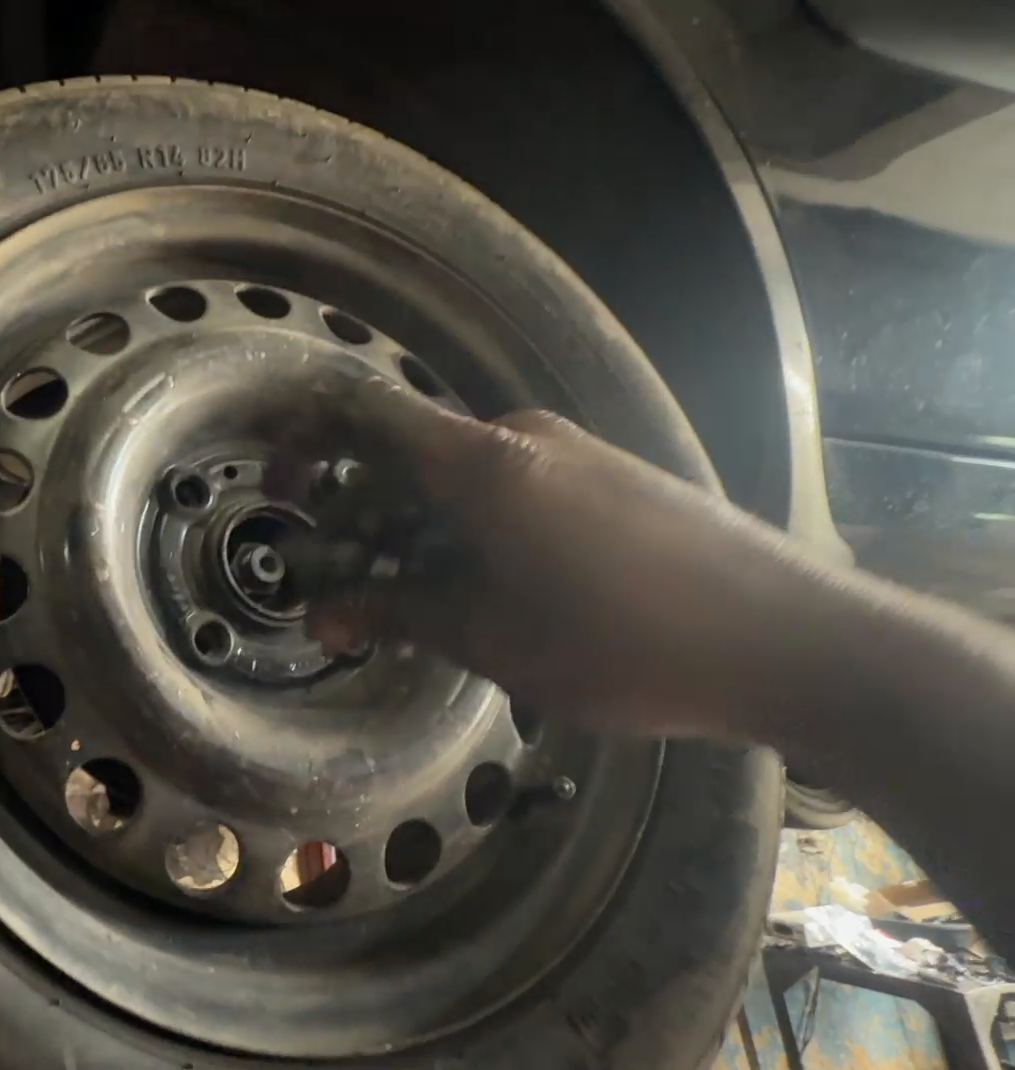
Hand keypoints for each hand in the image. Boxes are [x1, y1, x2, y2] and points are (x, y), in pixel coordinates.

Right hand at [300, 386, 849, 739]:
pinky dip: (457, 524)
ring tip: (399, 591)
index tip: (278, 490)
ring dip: (406, 524)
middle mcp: (516, 437)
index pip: (361, 416)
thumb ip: (393, 613)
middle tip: (338, 576)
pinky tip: (466, 581)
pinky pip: (498, 485)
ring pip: (449, 474)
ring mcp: (562, 452)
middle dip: (353, 510)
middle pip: (401, 452)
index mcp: (480, 463)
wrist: (800, 643)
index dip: (303, 441)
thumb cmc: (623, 641)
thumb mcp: (487, 636)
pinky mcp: (596, 475)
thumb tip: (319, 620)